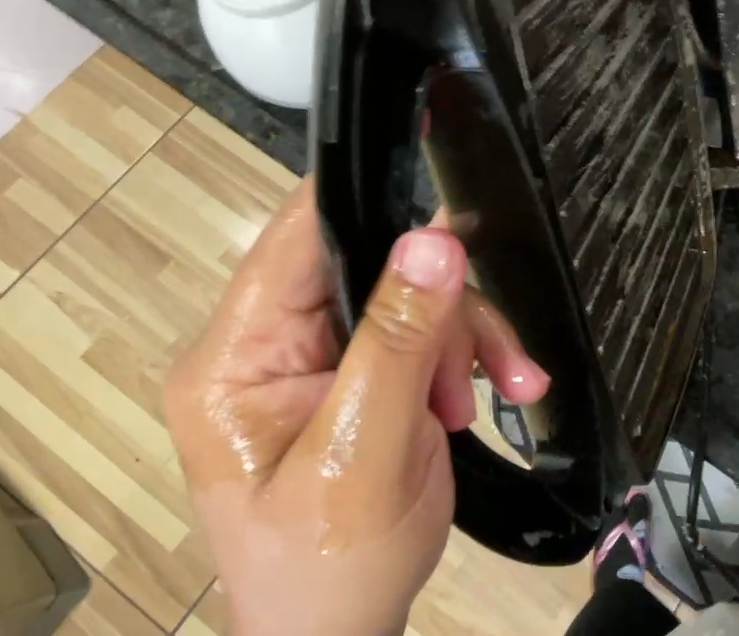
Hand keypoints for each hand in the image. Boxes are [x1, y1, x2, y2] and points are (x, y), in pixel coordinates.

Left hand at [165, 179, 549, 635]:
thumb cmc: (333, 567)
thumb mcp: (368, 456)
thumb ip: (399, 343)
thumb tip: (434, 238)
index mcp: (237, 359)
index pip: (296, 241)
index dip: (366, 198)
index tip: (440, 171)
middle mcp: (270, 345)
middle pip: (373, 266)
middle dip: (445, 306)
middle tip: (489, 361)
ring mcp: (317, 360)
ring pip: (413, 295)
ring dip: (467, 338)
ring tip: (500, 390)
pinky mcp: (359, 375)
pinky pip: (426, 333)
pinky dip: (469, 359)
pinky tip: (496, 392)